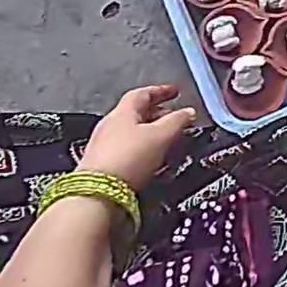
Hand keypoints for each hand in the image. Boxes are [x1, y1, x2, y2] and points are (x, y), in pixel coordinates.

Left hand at [76, 85, 195, 191]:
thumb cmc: (127, 160)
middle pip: (137, 112)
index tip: (174, 92)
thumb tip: (188, 112)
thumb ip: (177, 121)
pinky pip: (127, 150)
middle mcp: (110, 126)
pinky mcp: (103, 166)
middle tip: (175, 116)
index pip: (143, 94)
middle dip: (159, 113)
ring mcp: (104, 146)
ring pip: (132, 132)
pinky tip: (152, 158)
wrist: (98, 195)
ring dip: (152, 132)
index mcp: (122, 112)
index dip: (161, 91)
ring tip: (167, 139)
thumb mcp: (161, 135)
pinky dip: (143, 149)